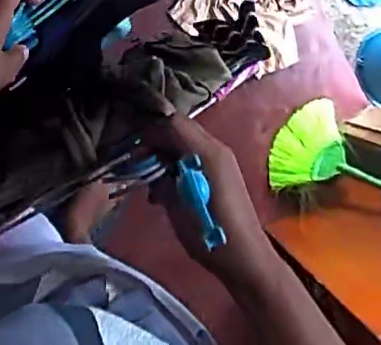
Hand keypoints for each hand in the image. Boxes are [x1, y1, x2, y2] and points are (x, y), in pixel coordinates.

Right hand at [145, 115, 279, 288]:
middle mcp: (216, 146)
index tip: (132, 144)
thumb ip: (161, 177)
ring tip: (151, 173)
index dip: (150, 129)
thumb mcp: (177, 207)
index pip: (173, 122)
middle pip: (180, 126)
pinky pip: (195, 152)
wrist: (247, 259)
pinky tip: (168, 182)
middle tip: (139, 157)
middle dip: (157, 138)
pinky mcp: (222, 169)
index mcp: (206, 152)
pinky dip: (178, 159)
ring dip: (167, 149)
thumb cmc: (209, 234)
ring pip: (187, 139)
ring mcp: (222, 157)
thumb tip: (146, 162)